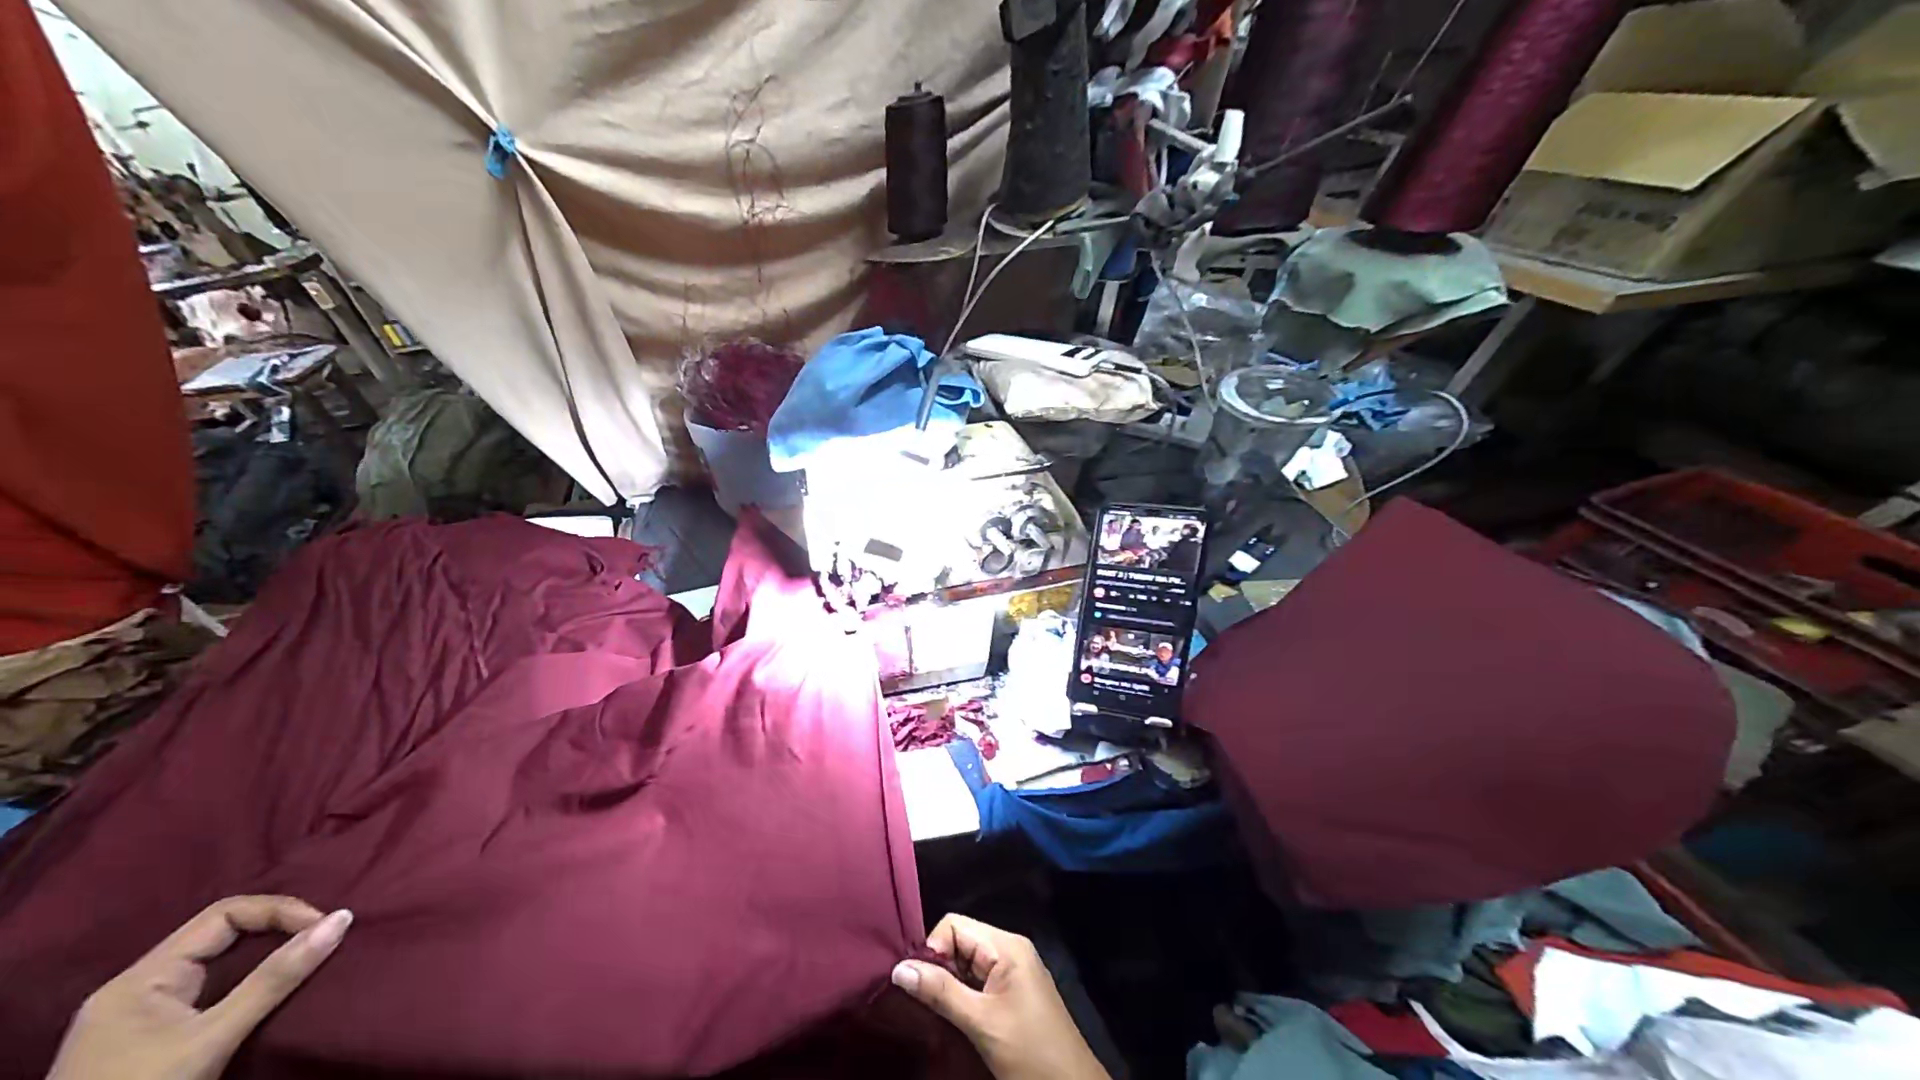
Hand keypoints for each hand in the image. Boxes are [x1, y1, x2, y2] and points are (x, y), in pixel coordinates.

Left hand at [48, 896, 350, 1079]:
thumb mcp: (212, 1038)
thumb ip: (274, 979)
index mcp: (141, 977)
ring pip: (212, 962)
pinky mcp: (143, 1037)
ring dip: (262, 955)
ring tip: (305, 957)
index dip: (279, 911)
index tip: (323, 927)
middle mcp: (135, 986)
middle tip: (322, 938)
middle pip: (218, 935)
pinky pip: (204, 988)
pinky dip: (242, 980)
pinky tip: (265, 988)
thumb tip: (343, 919)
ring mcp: (135, 1014)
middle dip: (275, 930)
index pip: (224, 914)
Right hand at [891, 913, 1107, 1079]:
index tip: (920, 985)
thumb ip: (940, 992)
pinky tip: (952, 1020)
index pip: (954, 925)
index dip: (932, 949)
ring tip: (935, 1013)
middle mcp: (1009, 950)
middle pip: (959, 941)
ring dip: (948, 985)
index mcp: (1006, 946)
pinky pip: (977, 982)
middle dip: (938, 968)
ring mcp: (1013, 972)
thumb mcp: (982, 1022)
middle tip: (924, 1004)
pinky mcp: (1012, 994)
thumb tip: (898, 968)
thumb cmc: (1030, 1052)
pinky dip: (961, 997)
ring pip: (966, 964)